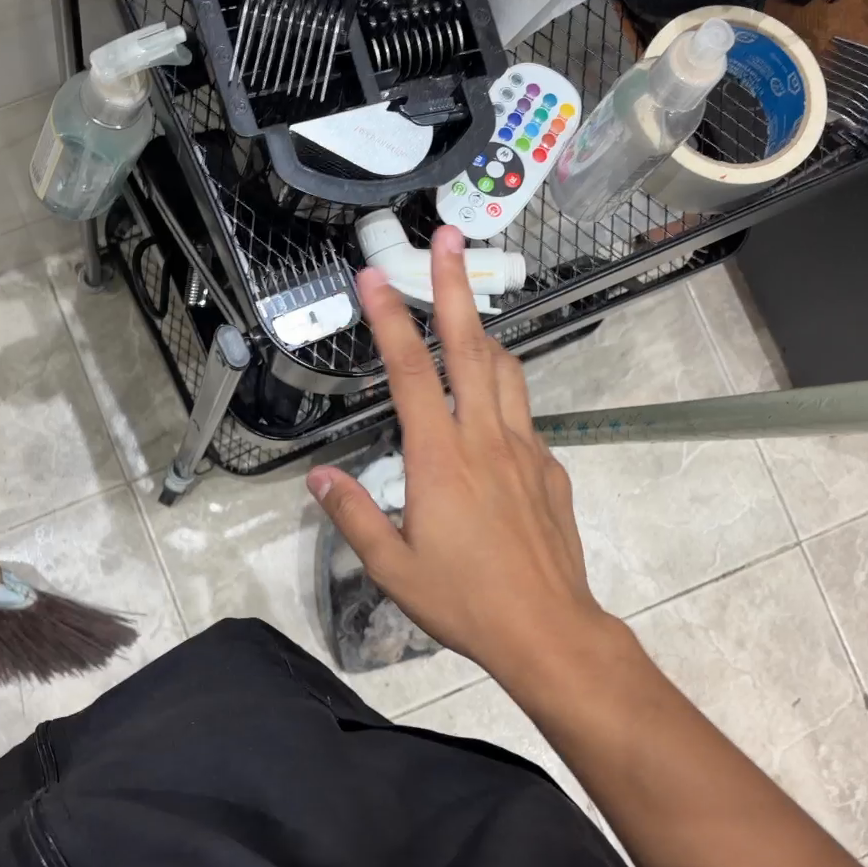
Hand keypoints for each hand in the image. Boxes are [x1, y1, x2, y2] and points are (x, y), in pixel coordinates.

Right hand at [307, 227, 611, 681]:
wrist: (549, 629)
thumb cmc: (464, 600)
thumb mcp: (392, 568)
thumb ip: (352, 516)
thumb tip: (318, 478)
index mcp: (440, 457)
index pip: (411, 372)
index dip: (390, 319)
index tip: (374, 276)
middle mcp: (485, 438)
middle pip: (469, 346)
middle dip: (455, 286)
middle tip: (448, 237)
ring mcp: (524, 448)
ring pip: (505, 369)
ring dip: (482, 329)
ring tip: (464, 308)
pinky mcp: (548, 466)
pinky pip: (521, 413)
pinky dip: (501, 393)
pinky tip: (487, 416)